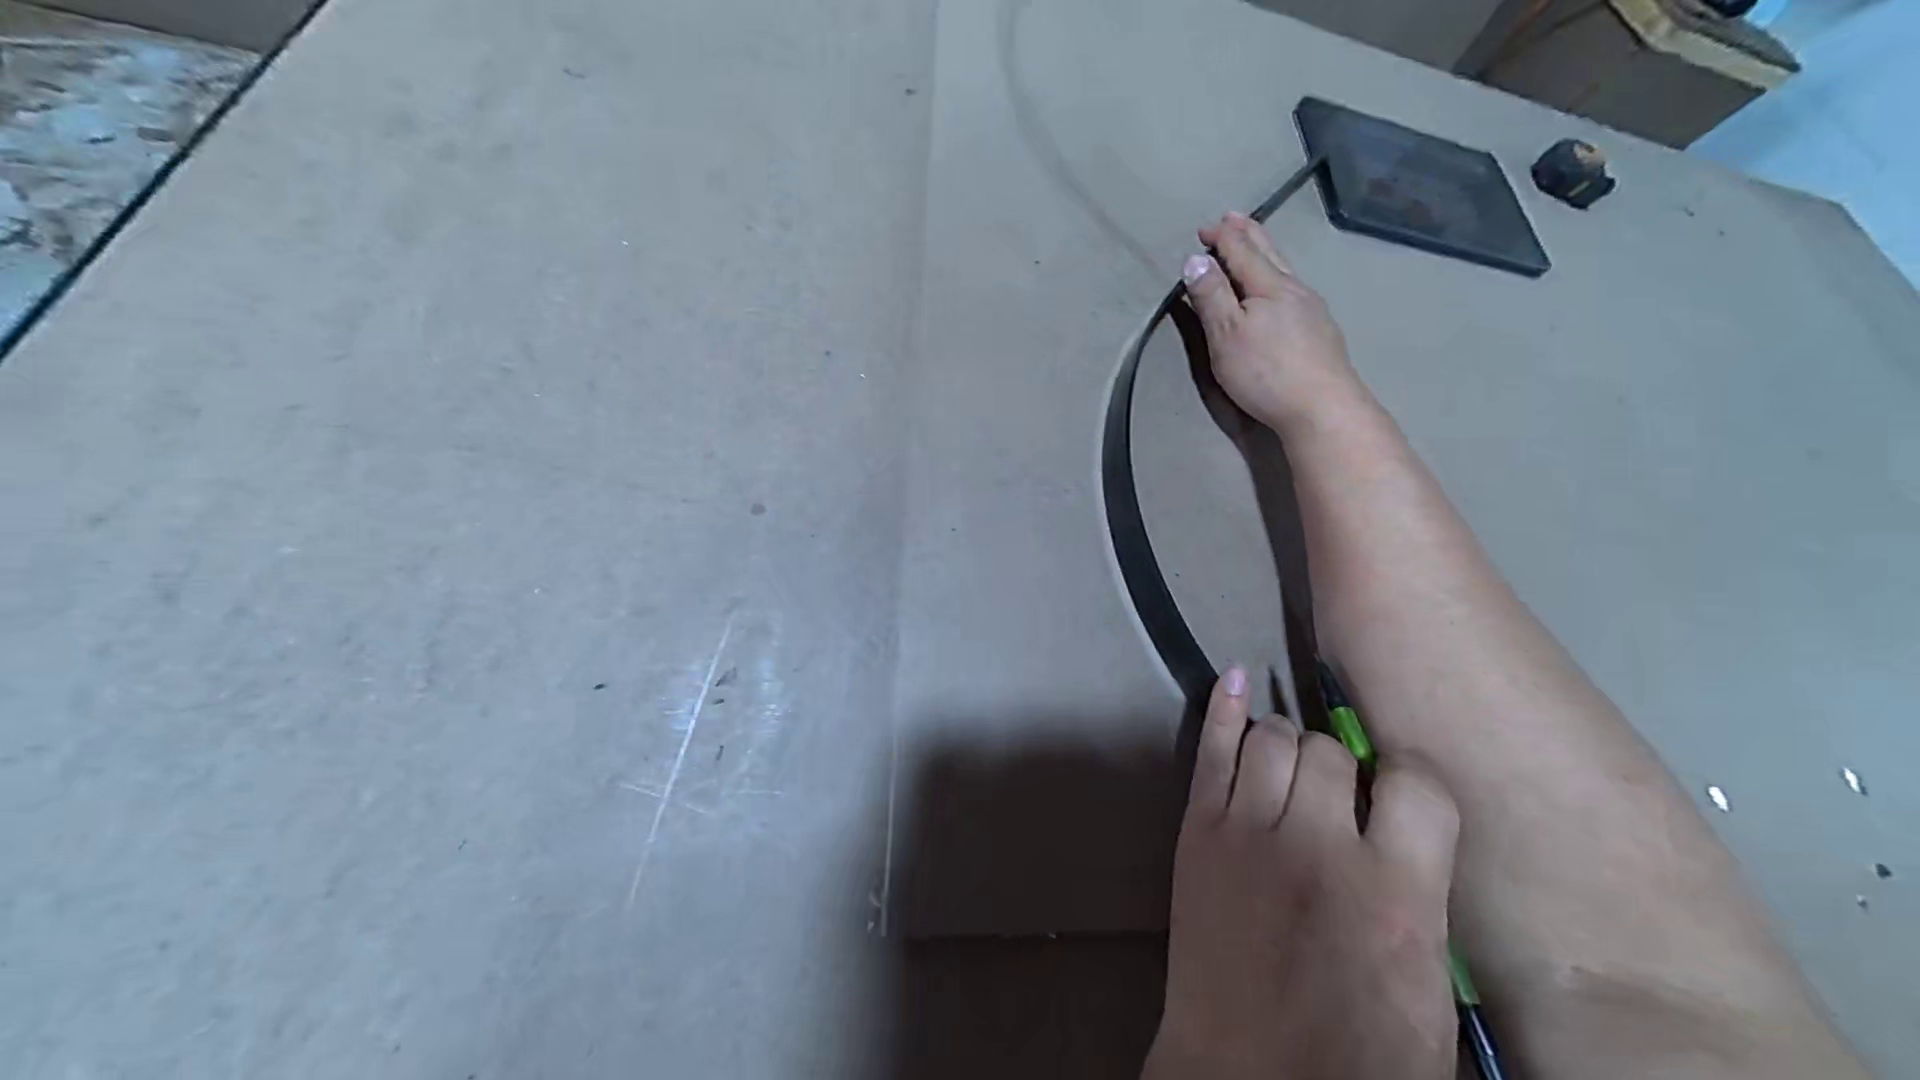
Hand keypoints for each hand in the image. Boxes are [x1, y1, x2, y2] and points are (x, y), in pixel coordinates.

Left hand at [1142, 668, 1460, 1079]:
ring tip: (1295, 771)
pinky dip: (1224, 711)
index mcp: (1396, 893)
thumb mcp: (1426, 989)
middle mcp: (1318, 843)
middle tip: (1339, 801)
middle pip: (1332, 752)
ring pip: (1274, 740)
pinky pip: (1212, 752)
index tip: (1402, 802)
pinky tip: (1235, 680)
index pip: (1419, 786)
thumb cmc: (1352, 1056)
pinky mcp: (1198, 831)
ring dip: (1290, 746)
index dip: (1413, 787)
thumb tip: (1411, 838)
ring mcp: (1247, 830)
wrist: (1244, 1076)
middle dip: (1343, 768)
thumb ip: (1422, 898)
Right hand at [1182, 214, 1367, 433]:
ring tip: (1255, 243)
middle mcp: (1294, 290)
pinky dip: (1278, 276)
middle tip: (1234, 218)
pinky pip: (1293, 290)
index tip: (1204, 228)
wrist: (1321, 407)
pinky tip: (1280, 287)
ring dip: (1265, 252)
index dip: (1222, 237)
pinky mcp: (1320, 332)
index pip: (1241, 251)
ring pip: (1285, 270)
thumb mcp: (1226, 334)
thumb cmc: (1265, 371)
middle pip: (1269, 253)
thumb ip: (1211, 296)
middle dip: (1248, 233)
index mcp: (1269, 286)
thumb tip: (1196, 259)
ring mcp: (1312, 310)